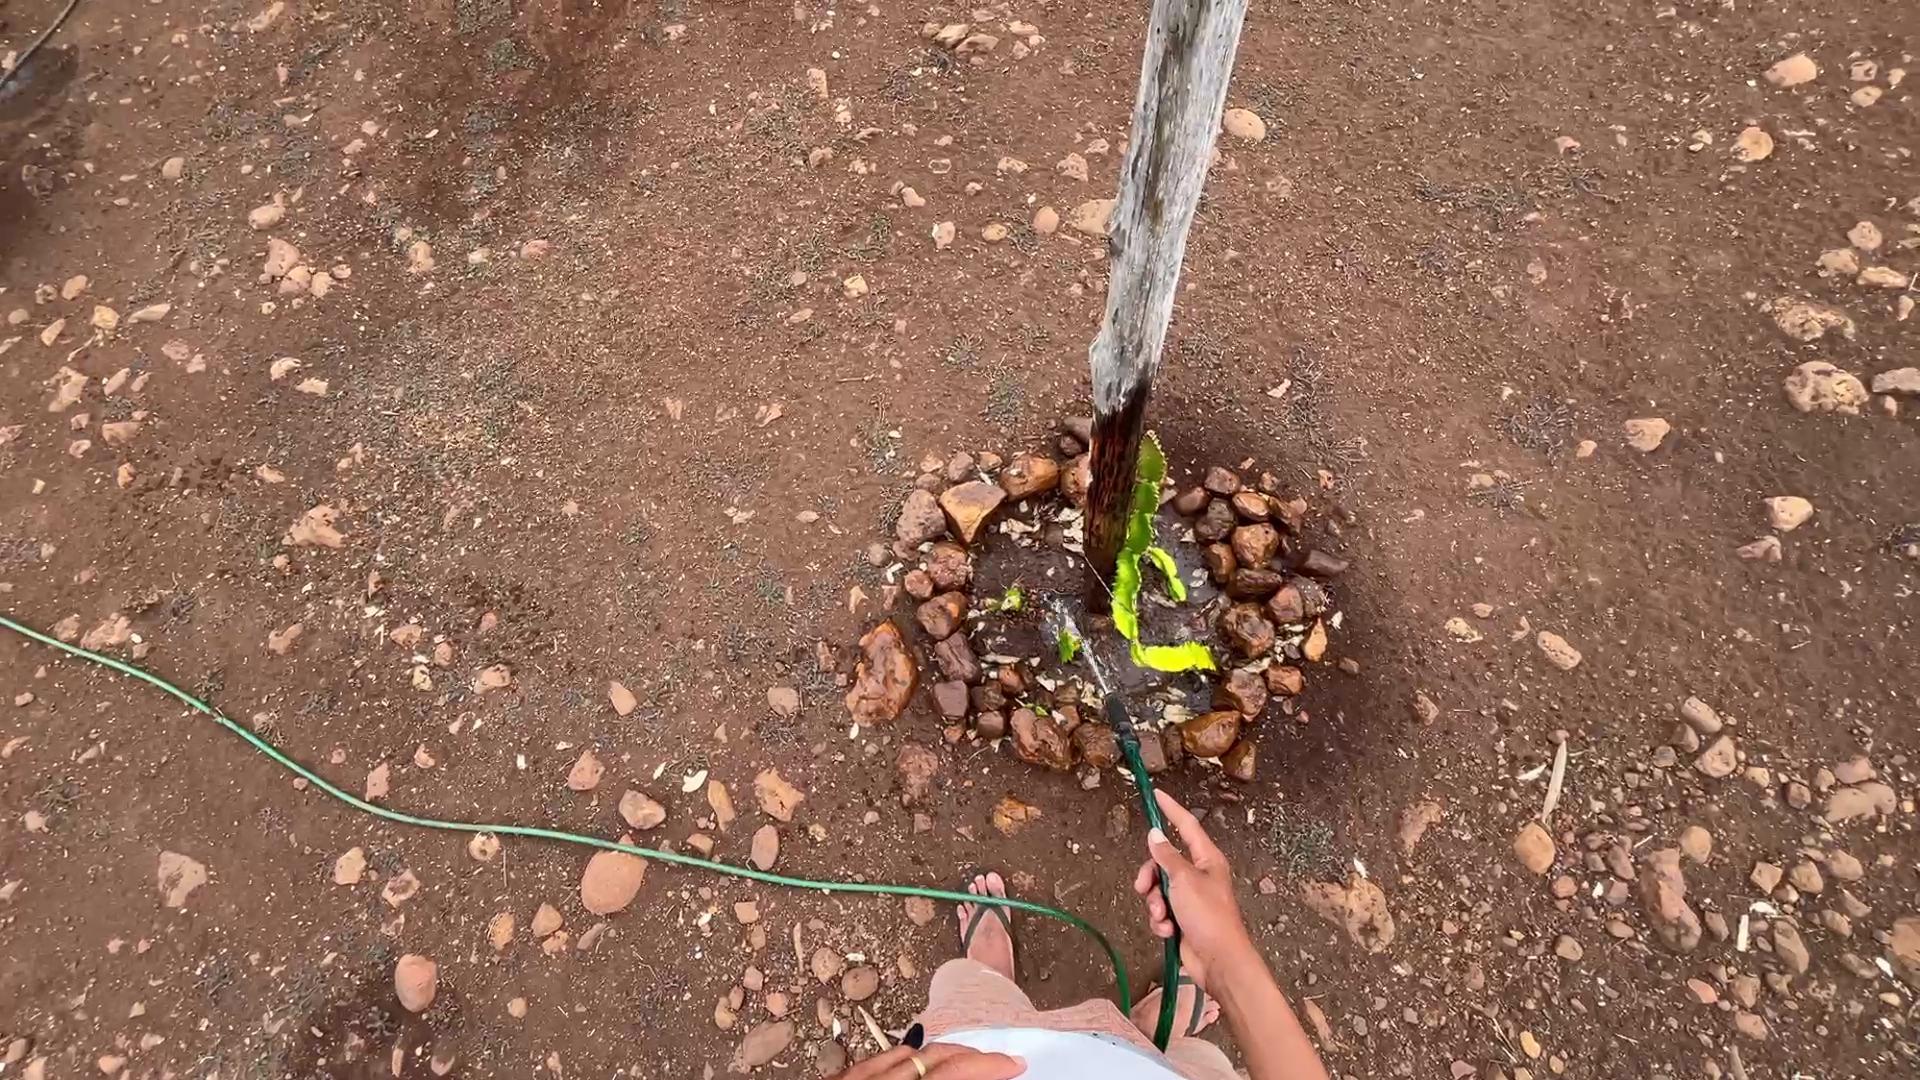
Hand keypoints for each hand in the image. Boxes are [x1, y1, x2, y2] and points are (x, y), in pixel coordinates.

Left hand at [824, 1043, 1024, 1079]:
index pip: (952, 1073)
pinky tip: (922, 1061)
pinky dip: (910, 1056)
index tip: (1016, 1063)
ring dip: (944, 1054)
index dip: (988, 1065)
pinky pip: (883, 1058)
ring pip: (911, 1051)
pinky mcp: (841, 1079)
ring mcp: (855, 1078)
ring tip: (968, 1062)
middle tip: (999, 1064)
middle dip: (972, 1057)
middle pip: (936, 1055)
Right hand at [1133, 789, 1256, 986]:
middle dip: (1151, 875)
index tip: (1156, 794)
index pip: (1186, 826)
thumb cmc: (1209, 917)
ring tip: (1161, 915)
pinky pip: (1161, 909)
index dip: (1171, 809)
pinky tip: (1167, 929)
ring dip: (1154, 902)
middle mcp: (1198, 875)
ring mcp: (1190, 898)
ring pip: (1158, 887)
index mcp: (1207, 860)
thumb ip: (1166, 855)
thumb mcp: (1184, 879)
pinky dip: (1160, 919)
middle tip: (1144, 886)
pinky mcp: (1182, 919)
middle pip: (1164, 861)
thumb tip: (1155, 834)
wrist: (1219, 963)